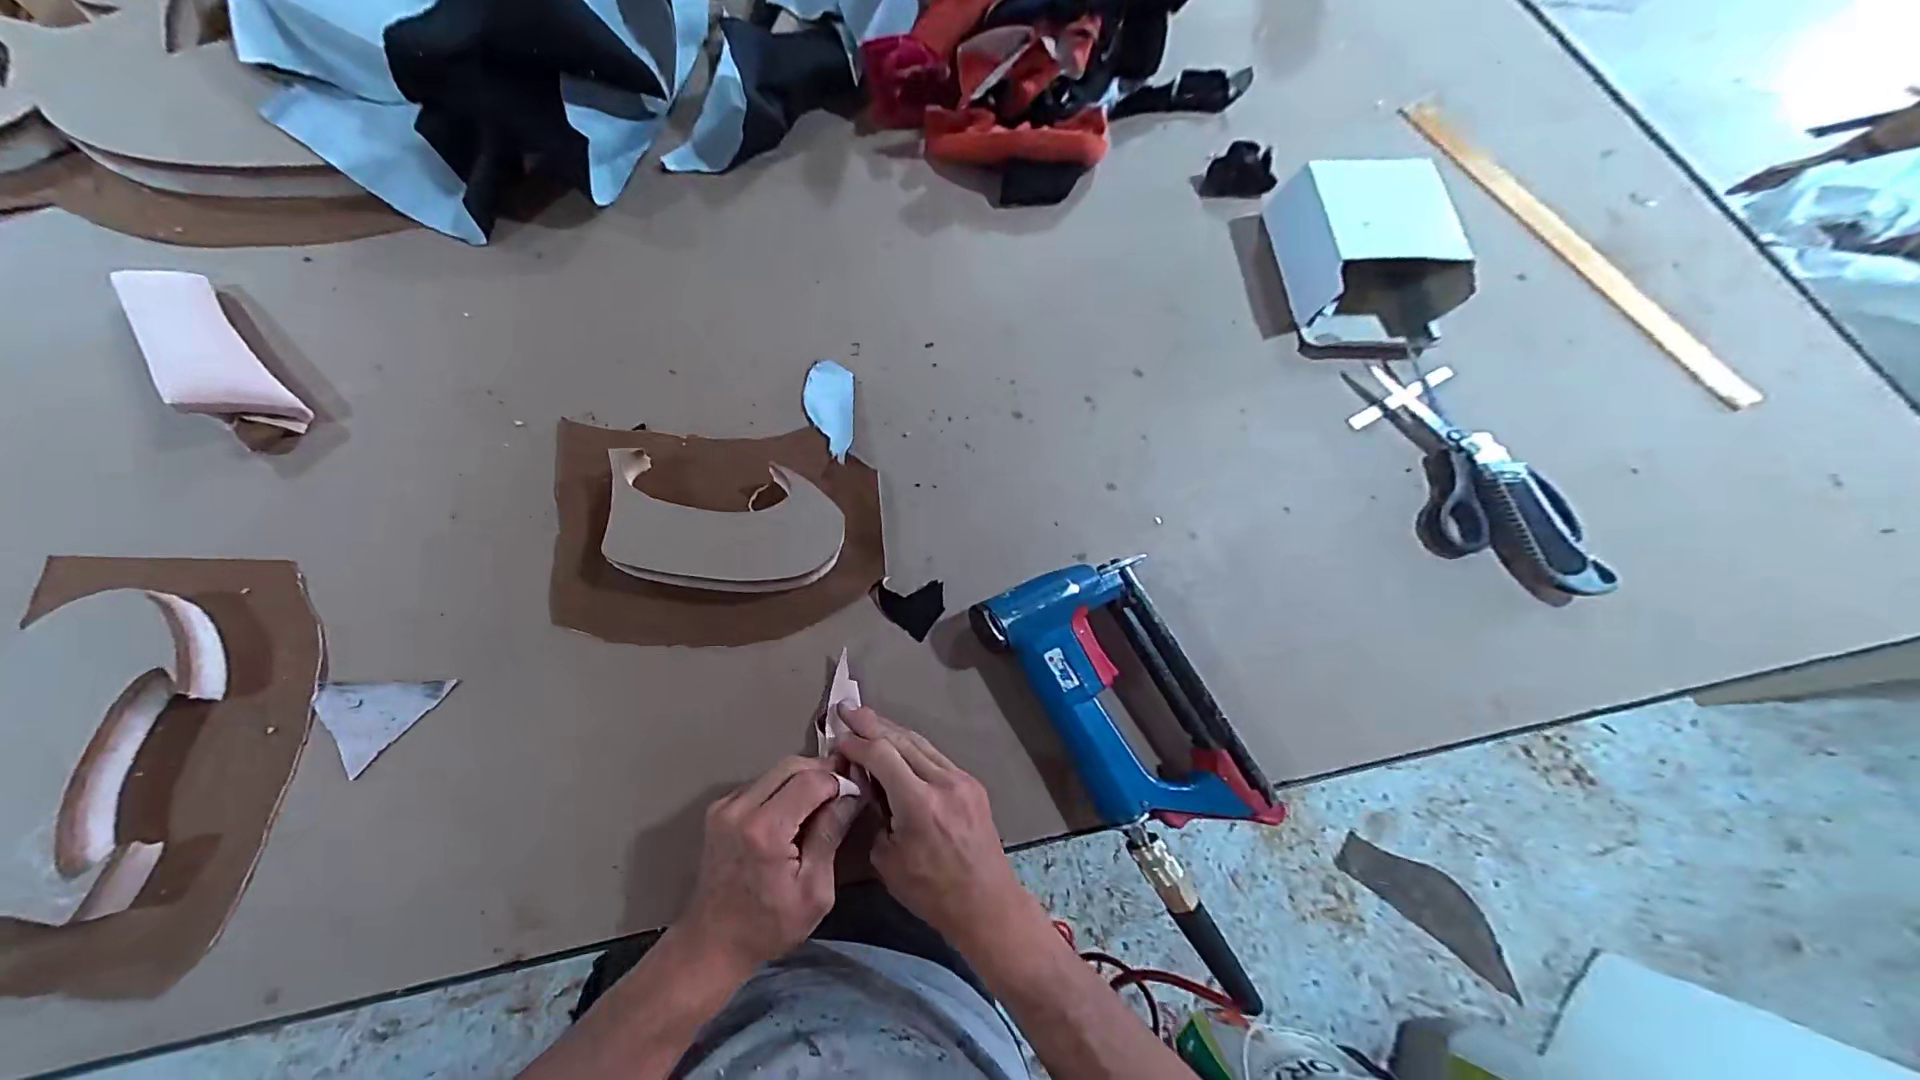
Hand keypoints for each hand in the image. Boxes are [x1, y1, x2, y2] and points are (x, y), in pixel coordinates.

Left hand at [675, 757, 862, 975]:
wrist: (710, 944)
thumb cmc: (768, 926)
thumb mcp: (814, 891)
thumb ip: (830, 836)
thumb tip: (850, 796)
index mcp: (764, 831)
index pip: (810, 780)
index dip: (838, 782)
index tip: (855, 795)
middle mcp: (739, 809)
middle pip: (791, 766)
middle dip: (822, 772)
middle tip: (843, 791)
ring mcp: (724, 807)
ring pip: (775, 771)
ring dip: (802, 779)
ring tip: (822, 802)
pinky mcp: (718, 810)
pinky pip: (760, 783)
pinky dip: (783, 788)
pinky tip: (795, 811)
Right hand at [835, 705, 1038, 952]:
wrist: (986, 902)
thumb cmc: (930, 892)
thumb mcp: (887, 859)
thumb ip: (874, 815)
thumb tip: (866, 785)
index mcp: (919, 804)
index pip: (883, 755)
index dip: (858, 743)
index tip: (838, 737)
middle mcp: (943, 783)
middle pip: (902, 741)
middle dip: (873, 725)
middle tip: (848, 710)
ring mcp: (962, 780)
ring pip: (921, 743)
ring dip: (893, 731)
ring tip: (868, 720)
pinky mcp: (971, 784)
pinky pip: (935, 756)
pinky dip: (912, 747)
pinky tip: (897, 744)